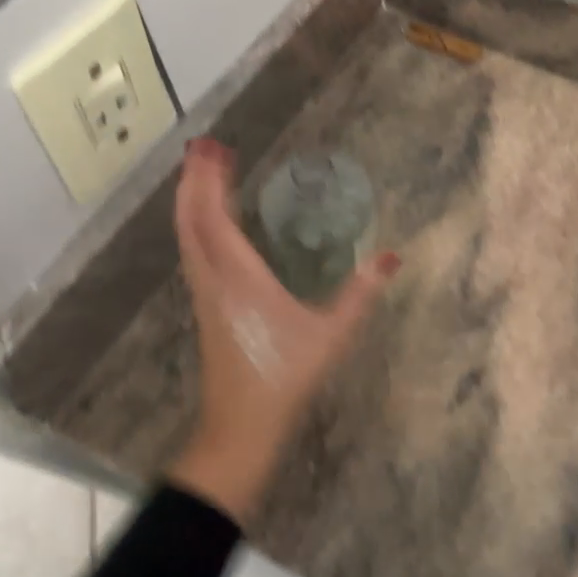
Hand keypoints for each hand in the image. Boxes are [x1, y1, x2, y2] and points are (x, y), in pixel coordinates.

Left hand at [167, 138, 399, 521]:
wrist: (240, 429)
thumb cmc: (284, 377)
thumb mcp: (330, 335)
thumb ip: (359, 294)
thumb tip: (390, 257)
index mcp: (239, 278)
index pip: (215, 219)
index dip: (209, 182)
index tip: (214, 149)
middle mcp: (213, 279)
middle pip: (192, 220)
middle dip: (194, 181)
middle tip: (203, 147)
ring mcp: (205, 293)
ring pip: (187, 235)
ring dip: (190, 200)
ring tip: (201, 172)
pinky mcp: (206, 305)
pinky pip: (193, 250)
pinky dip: (195, 223)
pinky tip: (209, 221)